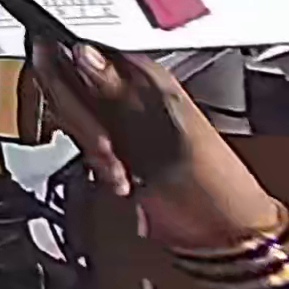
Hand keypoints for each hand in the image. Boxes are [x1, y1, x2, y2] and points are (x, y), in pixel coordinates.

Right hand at [21, 41, 280, 248]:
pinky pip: (72, 136)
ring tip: (118, 171)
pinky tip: (116, 177)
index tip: (73, 111)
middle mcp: (118, 84)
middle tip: (106, 149)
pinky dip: (90, 160)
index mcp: (137, 70)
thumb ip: (117, 87)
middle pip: (62, 80)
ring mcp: (109, 111)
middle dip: (78, 121)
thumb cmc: (213, 182)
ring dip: (85, 145)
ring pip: (64, 109)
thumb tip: (80, 50)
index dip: (64, 78)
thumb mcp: (165, 129)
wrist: (226, 238)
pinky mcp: (103, 138)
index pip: (74, 50)